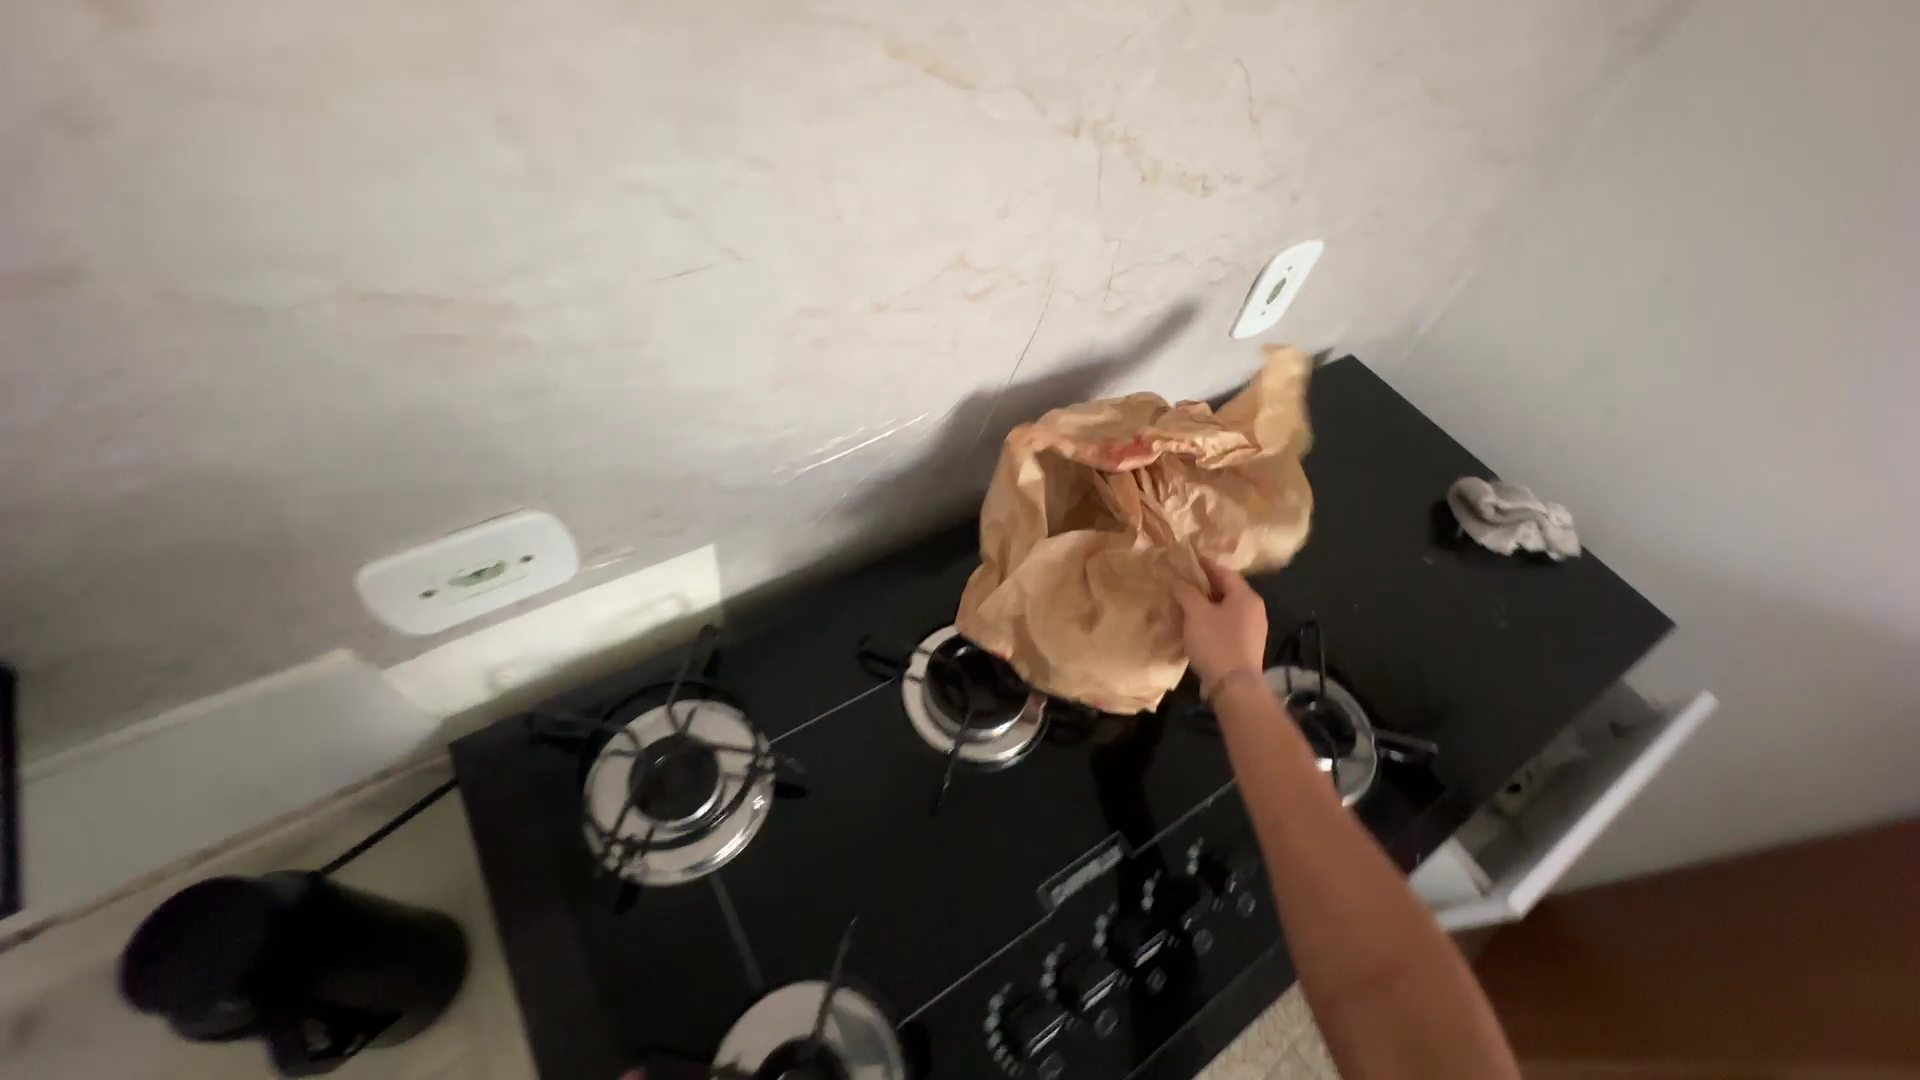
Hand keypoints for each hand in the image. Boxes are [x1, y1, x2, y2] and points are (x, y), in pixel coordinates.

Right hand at [1173, 558, 1268, 697]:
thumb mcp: (1195, 613)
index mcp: (1246, 596)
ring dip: (1207, 605)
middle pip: (1226, 589)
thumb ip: (1186, 592)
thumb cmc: (1216, 642)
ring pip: (1226, 608)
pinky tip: (1196, 627)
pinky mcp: (1246, 646)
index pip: (1223, 571)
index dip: (1204, 565)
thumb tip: (1179, 581)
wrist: (1234, 685)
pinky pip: (1227, 624)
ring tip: (1185, 604)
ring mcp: (1253, 629)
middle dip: (1204, 585)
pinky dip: (1212, 620)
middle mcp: (1254, 609)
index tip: (1186, 560)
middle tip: (1181, 583)